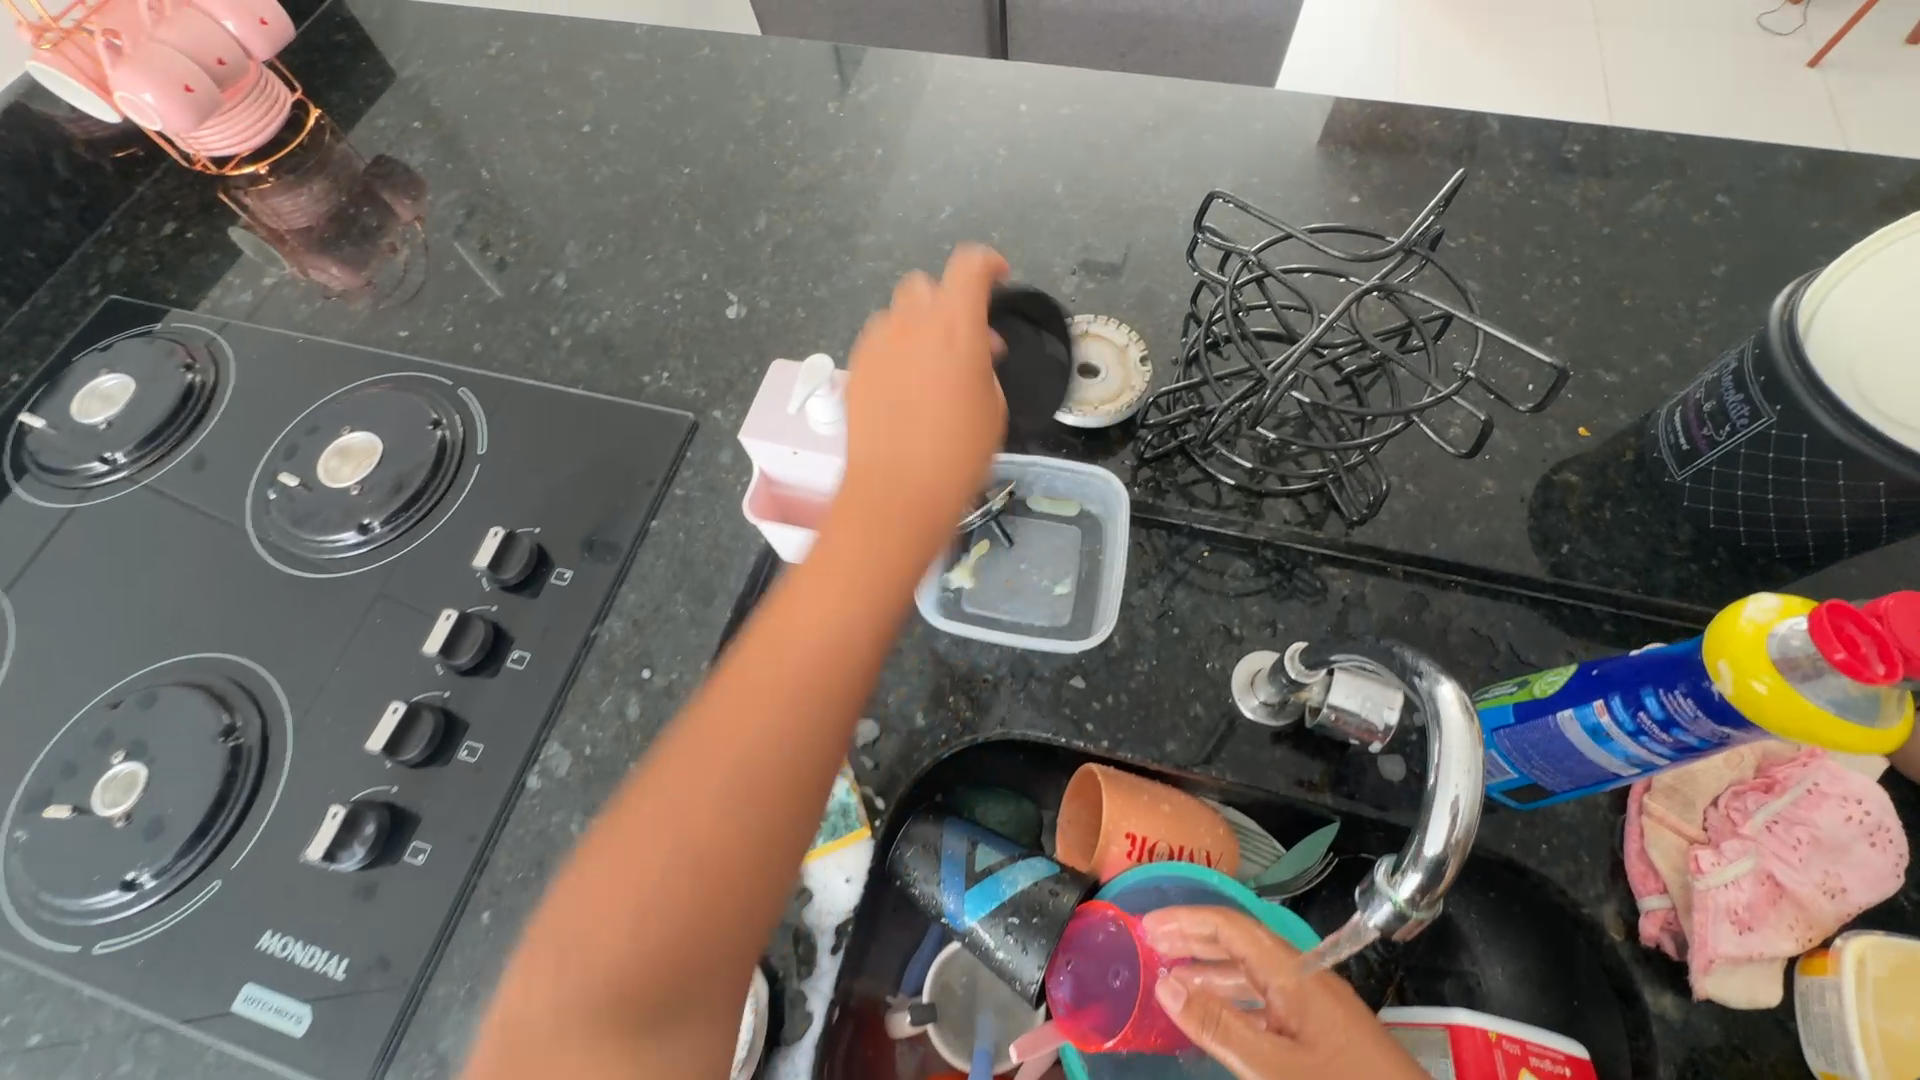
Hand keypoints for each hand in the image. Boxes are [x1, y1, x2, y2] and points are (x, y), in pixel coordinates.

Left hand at [833, 245, 1008, 555]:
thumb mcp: (992, 406)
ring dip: (917, 326)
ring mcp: (876, 344)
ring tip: (930, 366)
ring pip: (897, 313)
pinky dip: (895, 351)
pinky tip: (904, 387)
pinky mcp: (855, 369)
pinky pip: (878, 343)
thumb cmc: (958, 454)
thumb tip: (976, 350)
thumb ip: (983, 364)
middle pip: (926, 285)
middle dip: (947, 301)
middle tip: (964, 338)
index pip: (970, 265)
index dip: (988, 264)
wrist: (896, 491)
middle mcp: (911, 323)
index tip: (1000, 279)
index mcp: (955, 325)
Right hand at [1141, 906, 1427, 1079]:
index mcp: (1292, 973)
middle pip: (1240, 941)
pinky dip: (1234, 998)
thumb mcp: (1272, 1068)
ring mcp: (1316, 1004)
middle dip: (1192, 938)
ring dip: (1210, 969)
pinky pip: (1267, 997)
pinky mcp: (1324, 1030)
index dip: (1184, 920)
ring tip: (1170, 980)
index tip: (1146, 927)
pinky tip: (1216, 1017)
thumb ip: (1218, 1025)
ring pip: (1253, 970)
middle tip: (1148, 945)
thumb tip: (1164, 983)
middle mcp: (1303, 976)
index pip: (1229, 926)